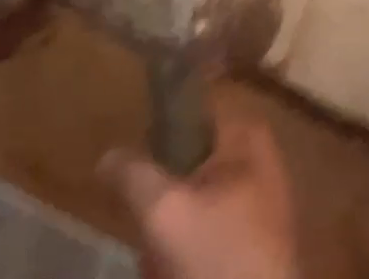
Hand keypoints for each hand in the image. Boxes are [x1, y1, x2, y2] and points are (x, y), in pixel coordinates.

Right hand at [100, 99, 299, 278]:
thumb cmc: (218, 256)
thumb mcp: (163, 210)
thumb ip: (132, 173)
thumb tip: (108, 156)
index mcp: (247, 139)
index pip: (195, 106)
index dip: (162, 120)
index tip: (137, 141)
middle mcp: (259, 162)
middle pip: (190, 159)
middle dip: (162, 188)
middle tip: (143, 213)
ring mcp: (261, 204)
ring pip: (194, 201)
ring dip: (169, 226)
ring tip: (156, 256)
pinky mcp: (255, 242)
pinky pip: (206, 232)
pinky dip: (185, 249)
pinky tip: (172, 269)